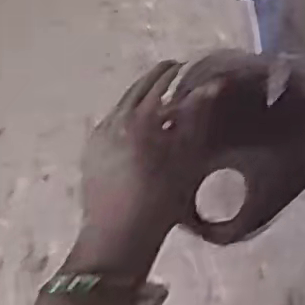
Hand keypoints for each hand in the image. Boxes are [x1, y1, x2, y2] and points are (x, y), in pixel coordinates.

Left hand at [72, 59, 218, 265]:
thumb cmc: (159, 197)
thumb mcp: (185, 154)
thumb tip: (213, 84)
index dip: (176, 71)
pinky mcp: (91, 151)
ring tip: (161, 97)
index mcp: (139, 119)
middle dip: (157, 78)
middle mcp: (115, 120)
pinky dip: (130, 111)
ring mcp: (99, 135)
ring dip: (142, 94)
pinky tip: (142, 122)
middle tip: (176, 72)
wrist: (116, 241)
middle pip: (138, 87)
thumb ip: (196, 115)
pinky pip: (114, 118)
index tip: (189, 64)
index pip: (160, 82)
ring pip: (124, 102)